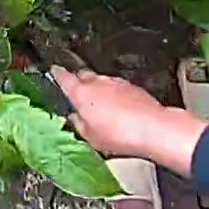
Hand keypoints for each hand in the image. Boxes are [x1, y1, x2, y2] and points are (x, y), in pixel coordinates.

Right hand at [50, 67, 208, 177]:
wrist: (154, 130)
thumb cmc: (121, 134)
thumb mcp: (89, 137)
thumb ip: (77, 124)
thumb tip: (74, 120)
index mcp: (80, 92)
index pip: (62, 77)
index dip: (56, 74)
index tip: (54, 71)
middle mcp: (97, 83)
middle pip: (82, 76)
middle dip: (78, 82)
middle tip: (77, 94)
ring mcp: (117, 83)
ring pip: (102, 82)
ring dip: (99, 90)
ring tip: (100, 108)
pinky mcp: (134, 89)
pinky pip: (119, 88)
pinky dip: (116, 96)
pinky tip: (119, 111)